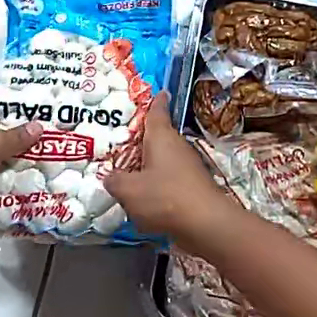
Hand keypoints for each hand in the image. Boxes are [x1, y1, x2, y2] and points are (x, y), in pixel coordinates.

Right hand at [104, 104, 232, 238]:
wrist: (206, 224)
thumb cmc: (164, 197)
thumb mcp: (128, 190)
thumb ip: (115, 181)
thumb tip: (110, 178)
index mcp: (162, 137)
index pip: (158, 112)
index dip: (156, 101)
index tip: (159, 92)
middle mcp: (177, 147)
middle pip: (159, 137)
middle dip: (143, 140)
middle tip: (123, 141)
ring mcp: (188, 168)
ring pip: (164, 161)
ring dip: (150, 166)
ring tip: (128, 173)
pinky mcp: (193, 188)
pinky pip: (170, 181)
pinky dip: (158, 186)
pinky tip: (145, 200)